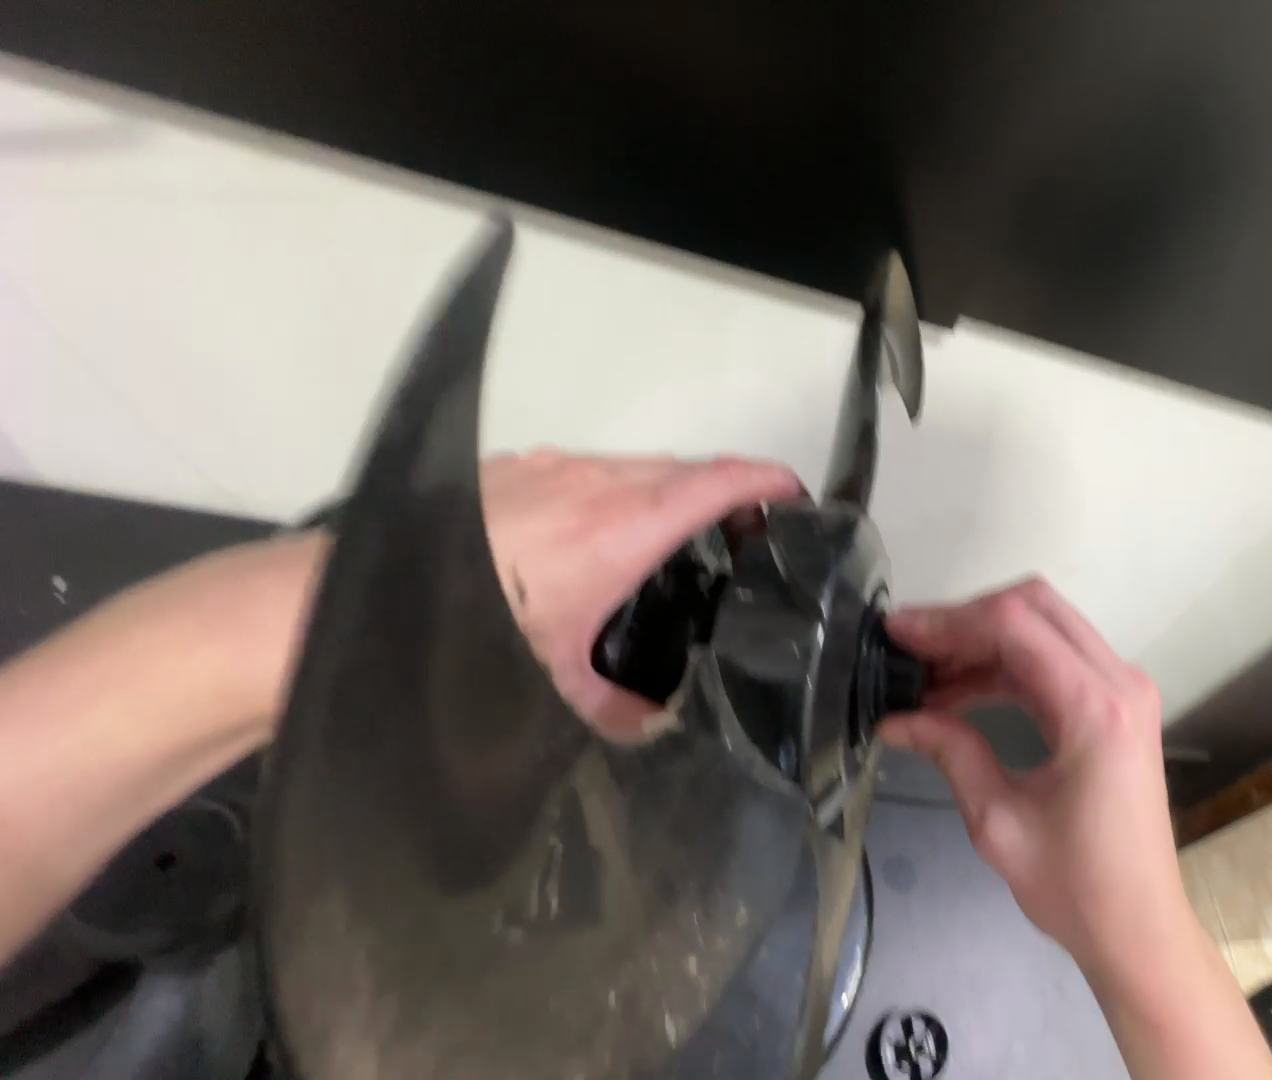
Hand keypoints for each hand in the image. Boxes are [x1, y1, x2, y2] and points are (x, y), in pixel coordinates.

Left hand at [131, 451, 801, 745]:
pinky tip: (604, 540)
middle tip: (752, 540)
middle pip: (687, 469)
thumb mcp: (549, 691)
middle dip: (730, 494)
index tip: (801, 502)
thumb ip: (618, 710)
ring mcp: (548, 468)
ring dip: (674, 493)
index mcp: (619, 528)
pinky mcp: (512, 470)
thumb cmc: (455, 645)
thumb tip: (659, 726)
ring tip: (684, 542)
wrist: (322, 606)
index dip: (769, 482)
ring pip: (639, 468)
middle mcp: (592, 482)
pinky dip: (623, 493)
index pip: (717, 482)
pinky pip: (593, 471)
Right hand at [879, 579, 1189, 974]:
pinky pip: (1052, 660)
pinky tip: (956, 691)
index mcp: (1096, 707)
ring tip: (922, 674)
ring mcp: (1121, 689)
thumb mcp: (997, 821)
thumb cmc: (1075, 886)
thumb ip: (949, 751)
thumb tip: (894, 718)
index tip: (898, 633)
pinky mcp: (1114, 704)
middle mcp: (1118, 681)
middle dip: (964, 619)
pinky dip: (1003, 666)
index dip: (949, 621)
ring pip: (1042, 626)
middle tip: (909, 647)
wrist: (1140, 928)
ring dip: (981, 642)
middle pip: (1033, 607)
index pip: (1015, 625)